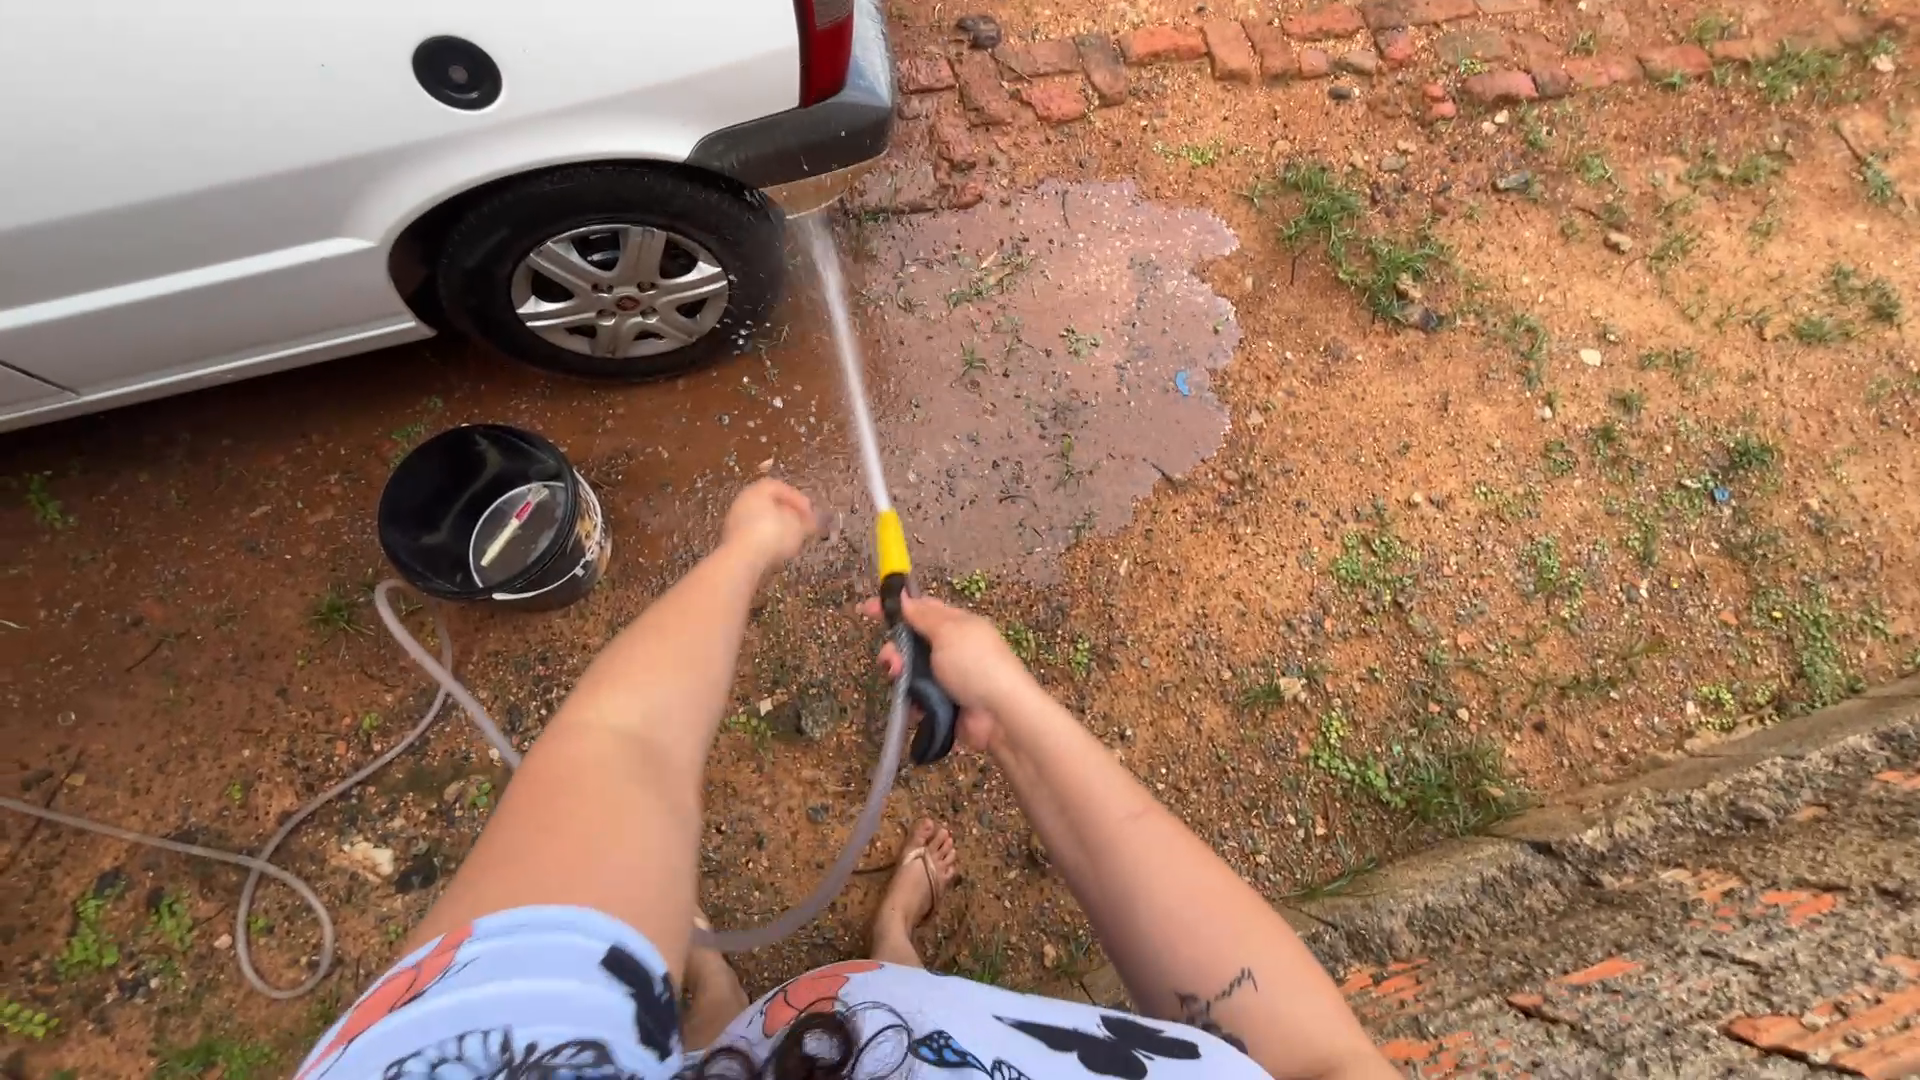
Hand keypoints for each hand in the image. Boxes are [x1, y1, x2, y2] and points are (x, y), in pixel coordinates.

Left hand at [719, 479, 818, 570]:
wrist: (742, 559)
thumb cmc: (773, 534)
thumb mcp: (799, 526)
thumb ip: (808, 521)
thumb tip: (813, 520)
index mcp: (757, 490)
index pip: (779, 487)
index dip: (798, 499)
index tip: (810, 513)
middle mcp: (743, 501)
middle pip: (769, 503)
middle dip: (788, 514)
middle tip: (802, 525)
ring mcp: (735, 521)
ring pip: (761, 520)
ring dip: (778, 529)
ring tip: (792, 540)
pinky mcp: (733, 540)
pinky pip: (754, 535)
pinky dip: (767, 540)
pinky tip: (778, 551)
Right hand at [859, 592, 1039, 754]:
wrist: (1000, 714)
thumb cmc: (976, 665)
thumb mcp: (948, 632)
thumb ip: (923, 615)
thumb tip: (905, 595)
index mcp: (956, 624)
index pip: (920, 609)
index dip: (894, 609)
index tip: (866, 610)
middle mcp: (951, 648)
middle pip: (910, 642)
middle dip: (895, 650)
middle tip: (892, 663)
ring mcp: (947, 677)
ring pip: (910, 671)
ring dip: (901, 677)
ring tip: (901, 684)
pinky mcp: (944, 703)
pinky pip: (917, 697)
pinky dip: (911, 702)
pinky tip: (913, 706)